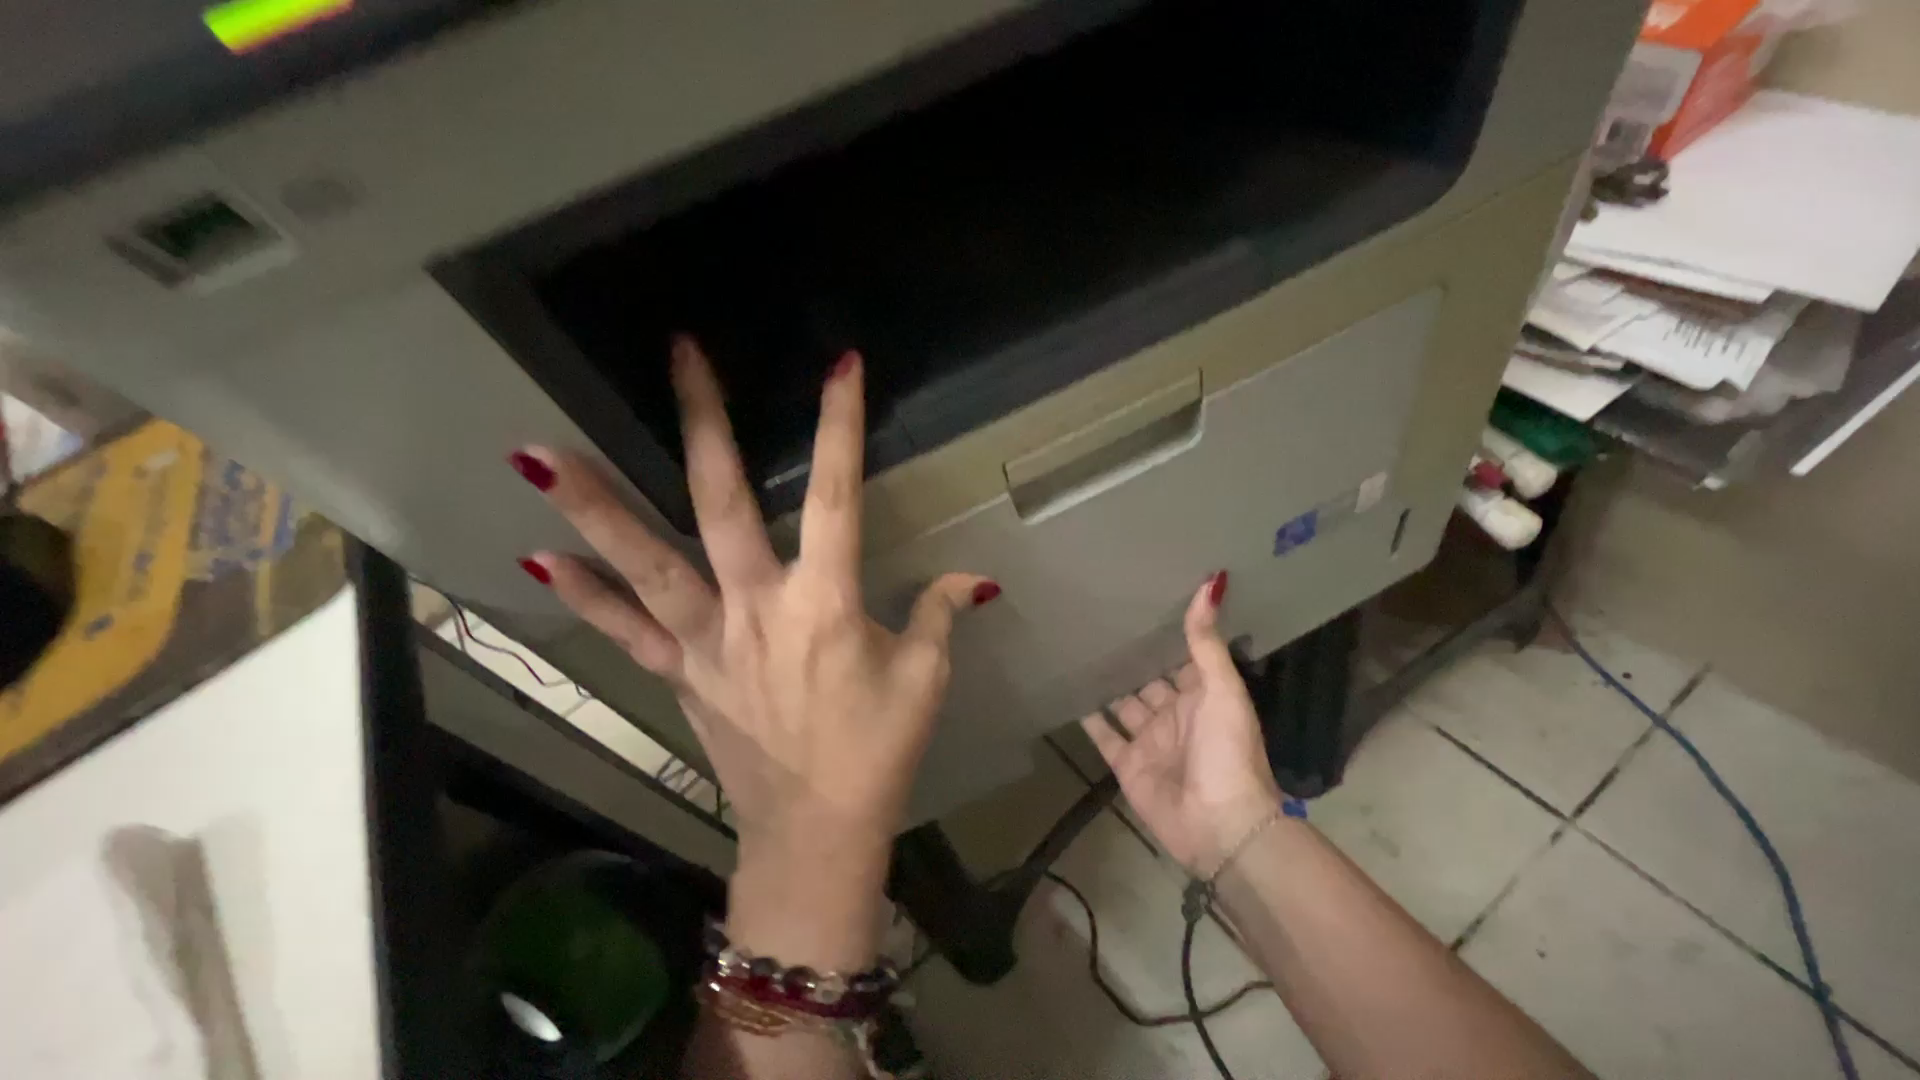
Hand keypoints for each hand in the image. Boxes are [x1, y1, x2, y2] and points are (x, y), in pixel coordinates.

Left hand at [511, 338, 995, 854]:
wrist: (816, 831)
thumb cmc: (877, 752)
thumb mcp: (924, 680)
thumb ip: (939, 615)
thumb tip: (975, 578)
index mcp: (826, 605)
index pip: (837, 499)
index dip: (841, 428)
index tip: (841, 366)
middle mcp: (756, 609)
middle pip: (722, 506)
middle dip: (703, 426)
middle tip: (678, 356)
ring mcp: (706, 642)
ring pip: (646, 565)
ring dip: (592, 509)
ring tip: (534, 456)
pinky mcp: (679, 674)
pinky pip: (627, 632)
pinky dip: (587, 596)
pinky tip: (539, 559)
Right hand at [1081, 574, 1283, 876]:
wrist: (1218, 824)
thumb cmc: (1227, 752)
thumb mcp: (1222, 690)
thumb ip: (1206, 642)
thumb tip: (1211, 581)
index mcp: (1204, 696)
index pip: (1182, 658)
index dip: (1166, 634)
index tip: (1141, 600)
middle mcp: (1176, 715)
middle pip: (1149, 679)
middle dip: (1131, 656)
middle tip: (1099, 620)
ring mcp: (1150, 740)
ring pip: (1124, 704)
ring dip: (1108, 682)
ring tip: (1079, 648)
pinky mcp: (1127, 764)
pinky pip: (1103, 735)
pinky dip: (1088, 717)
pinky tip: (1069, 690)